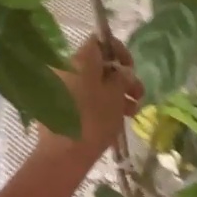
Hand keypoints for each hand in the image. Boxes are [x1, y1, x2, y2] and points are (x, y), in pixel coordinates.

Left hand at [42, 36, 143, 161]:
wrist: (63, 155)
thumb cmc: (93, 120)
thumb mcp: (115, 96)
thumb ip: (122, 78)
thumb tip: (123, 71)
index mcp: (78, 59)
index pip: (99, 41)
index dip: (119, 52)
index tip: (130, 69)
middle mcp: (65, 67)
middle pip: (98, 64)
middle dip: (121, 78)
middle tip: (138, 94)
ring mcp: (59, 86)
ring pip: (92, 82)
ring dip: (114, 92)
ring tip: (132, 111)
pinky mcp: (57, 104)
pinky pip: (82, 95)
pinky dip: (99, 101)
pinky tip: (117, 117)